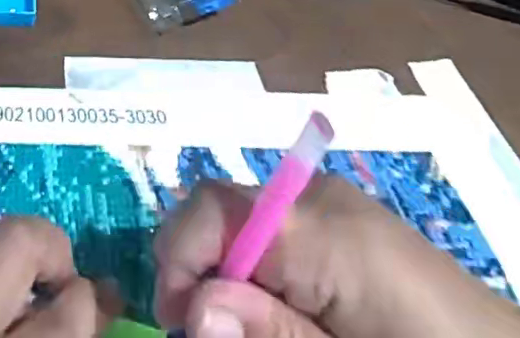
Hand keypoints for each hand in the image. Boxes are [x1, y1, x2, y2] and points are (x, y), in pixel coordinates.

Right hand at [154, 177, 519, 337]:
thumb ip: (271, 335)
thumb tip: (193, 311)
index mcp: (322, 230)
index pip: (214, 210)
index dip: (179, 257)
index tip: (176, 323)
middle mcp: (319, 196)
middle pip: (223, 211)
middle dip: (200, 269)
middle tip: (210, 336)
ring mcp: (333, 202)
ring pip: (244, 220)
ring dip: (230, 273)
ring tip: (251, 330)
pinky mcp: (344, 219)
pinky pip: (276, 229)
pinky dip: (261, 267)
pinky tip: (285, 314)